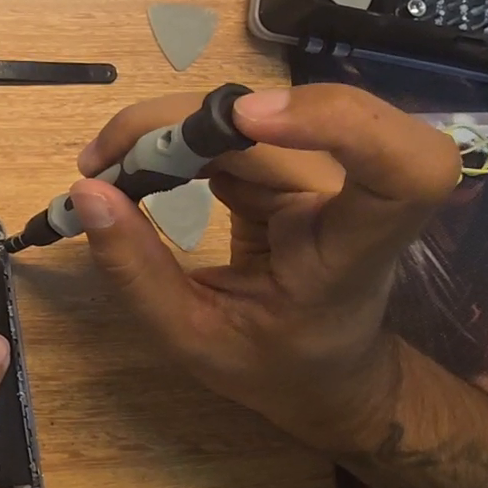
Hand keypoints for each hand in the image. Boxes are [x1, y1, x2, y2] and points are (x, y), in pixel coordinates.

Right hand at [70, 85, 459, 454]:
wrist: (325, 371)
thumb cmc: (275, 368)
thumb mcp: (191, 338)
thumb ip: (138, 273)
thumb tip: (86, 192)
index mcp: (349, 254)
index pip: (401, 170)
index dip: (339, 122)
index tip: (246, 118)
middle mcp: (343, 198)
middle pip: (273, 124)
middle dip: (172, 128)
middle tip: (96, 166)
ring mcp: (318, 176)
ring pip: (240, 116)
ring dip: (160, 131)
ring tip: (103, 168)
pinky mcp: (288, 167)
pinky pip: (225, 132)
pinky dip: (168, 142)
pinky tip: (130, 168)